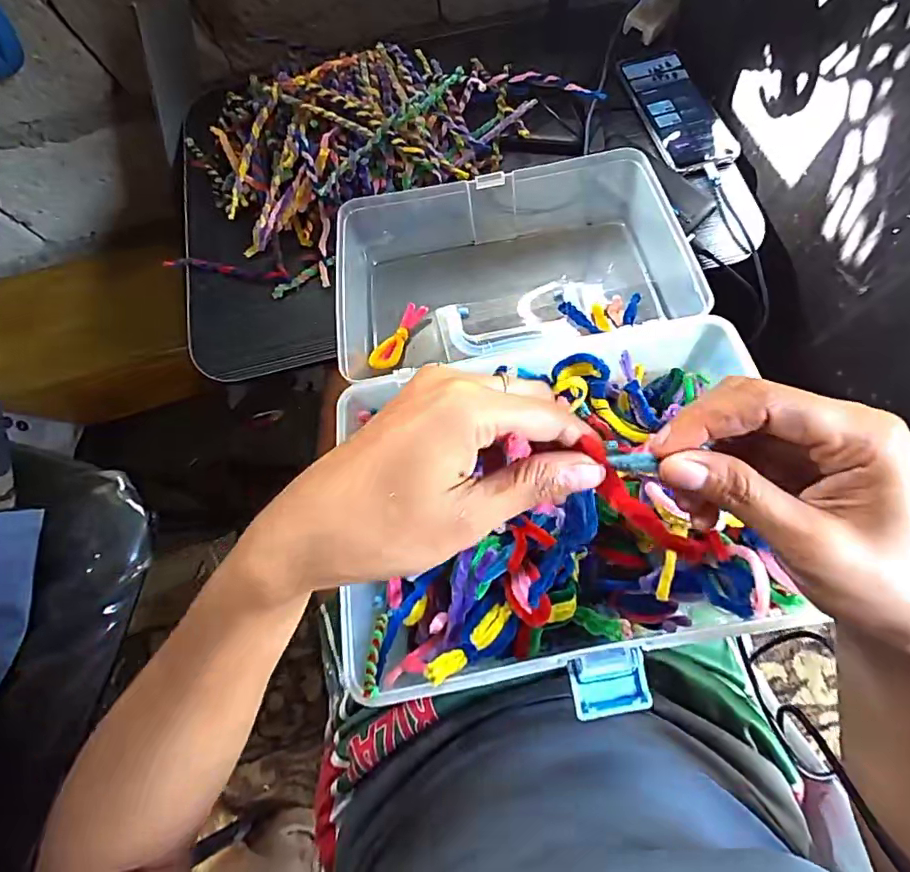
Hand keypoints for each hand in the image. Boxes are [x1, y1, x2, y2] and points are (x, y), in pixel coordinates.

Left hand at [233, 368, 604, 603]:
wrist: (307, 528)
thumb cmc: (387, 530)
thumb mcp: (469, 516)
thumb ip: (533, 484)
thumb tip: (590, 470)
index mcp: (468, 404)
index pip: (549, 413)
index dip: (581, 443)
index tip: (602, 476)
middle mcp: (452, 380)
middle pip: (527, 396)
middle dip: (553, 437)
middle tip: (561, 489)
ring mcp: (430, 385)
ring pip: (502, 398)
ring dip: (523, 435)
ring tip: (525, 486)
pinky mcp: (417, 397)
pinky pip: (474, 403)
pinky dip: (494, 431)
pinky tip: (491, 469)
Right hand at [648, 377, 909, 672]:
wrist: (907, 630)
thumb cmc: (879, 590)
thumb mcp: (807, 542)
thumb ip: (740, 495)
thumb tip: (671, 465)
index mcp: (860, 433)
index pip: (767, 402)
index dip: (706, 419)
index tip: (660, 451)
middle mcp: (835, 426)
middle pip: (747, 407)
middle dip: (699, 438)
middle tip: (663, 475)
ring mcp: (814, 445)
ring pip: (736, 431)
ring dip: (701, 462)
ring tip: (687, 506)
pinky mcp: (795, 465)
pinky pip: (739, 456)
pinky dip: (712, 478)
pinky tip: (703, 509)